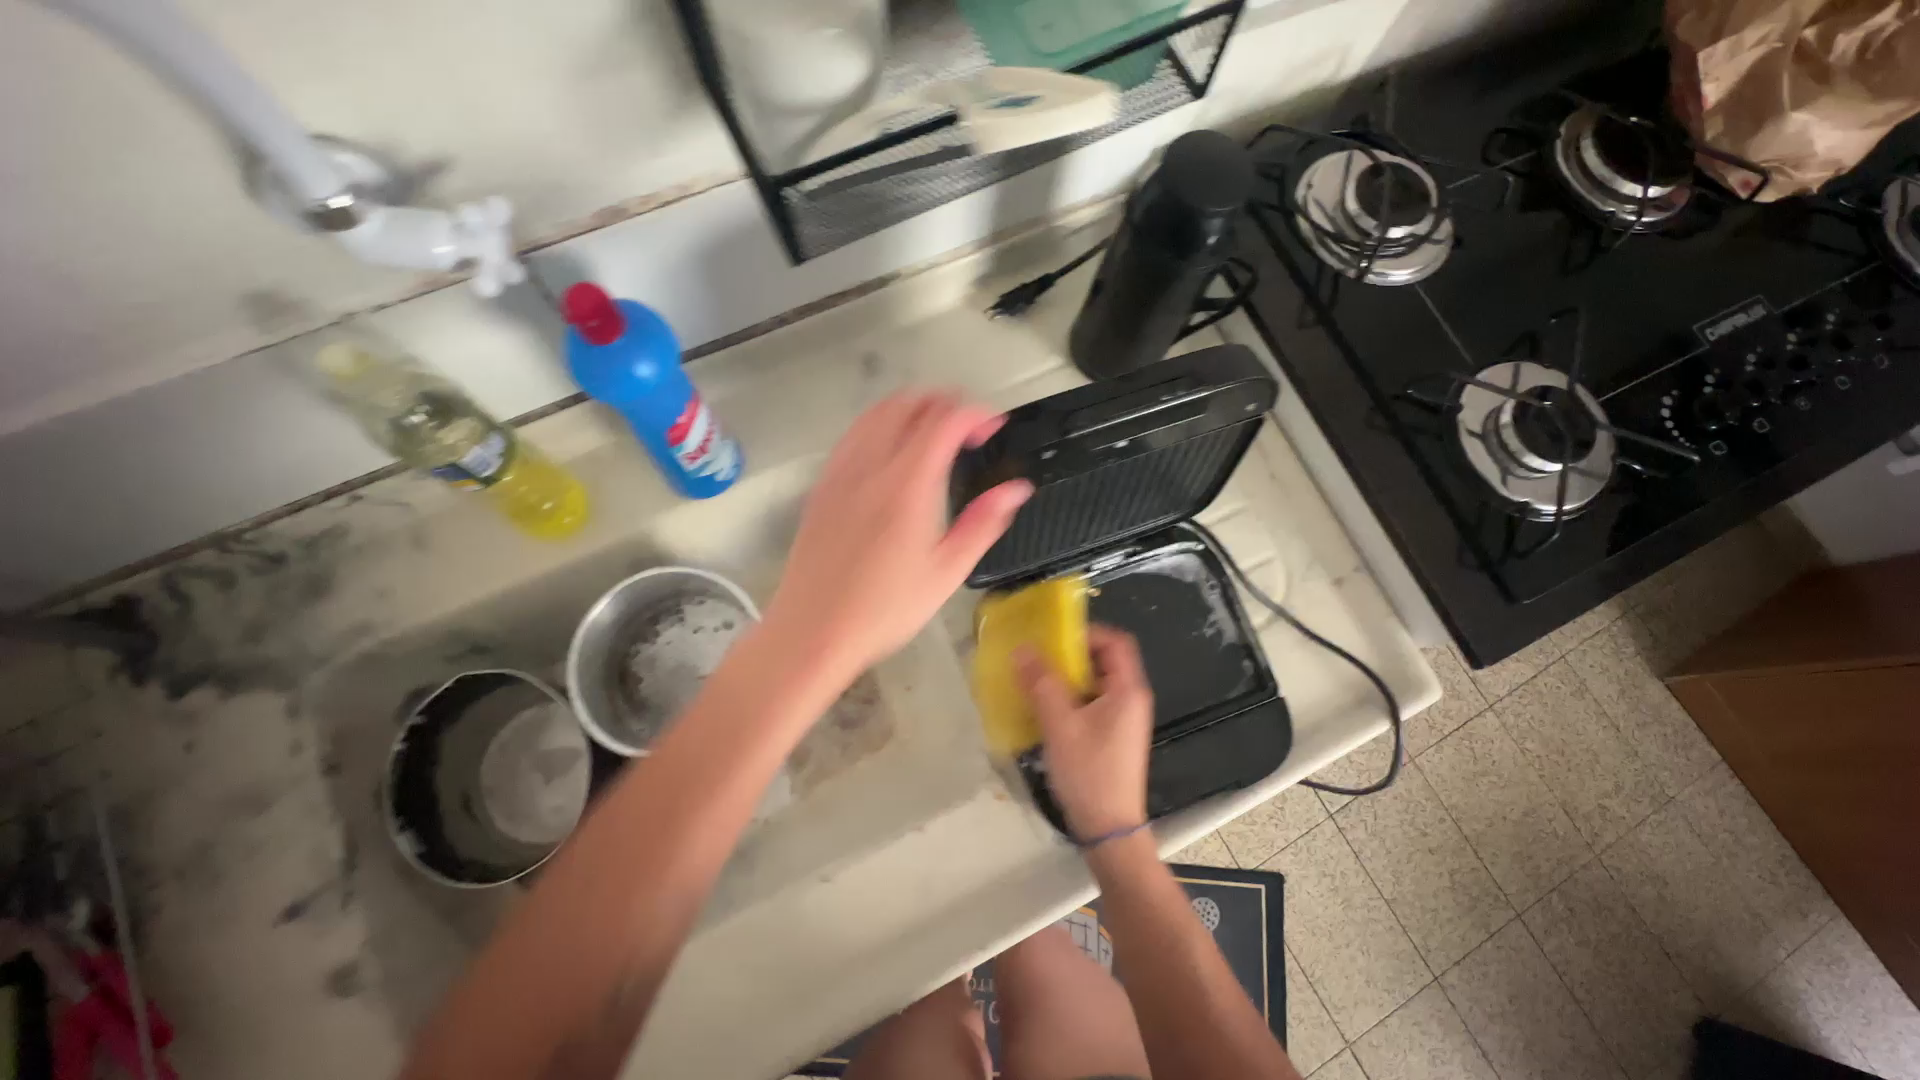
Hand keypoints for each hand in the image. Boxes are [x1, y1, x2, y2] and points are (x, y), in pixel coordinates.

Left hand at [765, 391, 1032, 680]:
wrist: (813, 631)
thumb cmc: (885, 610)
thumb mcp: (946, 573)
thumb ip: (983, 523)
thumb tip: (1017, 489)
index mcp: (907, 484)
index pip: (945, 420)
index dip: (977, 413)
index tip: (995, 428)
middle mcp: (870, 466)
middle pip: (908, 402)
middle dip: (945, 402)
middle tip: (969, 427)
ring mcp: (839, 472)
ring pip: (876, 412)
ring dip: (911, 408)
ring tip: (935, 433)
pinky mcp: (821, 486)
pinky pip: (852, 435)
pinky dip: (879, 426)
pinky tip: (891, 454)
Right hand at [1017, 625, 1154, 839]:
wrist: (1109, 828)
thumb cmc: (1090, 773)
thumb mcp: (1060, 725)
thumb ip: (1042, 684)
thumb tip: (1023, 649)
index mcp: (1127, 690)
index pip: (1115, 641)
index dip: (1086, 633)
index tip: (1053, 638)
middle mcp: (1130, 699)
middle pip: (1103, 660)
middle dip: (1069, 655)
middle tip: (1036, 658)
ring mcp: (1121, 719)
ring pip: (1093, 684)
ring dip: (1065, 679)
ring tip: (1033, 681)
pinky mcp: (1111, 737)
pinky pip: (1089, 704)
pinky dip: (1068, 700)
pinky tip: (1042, 710)